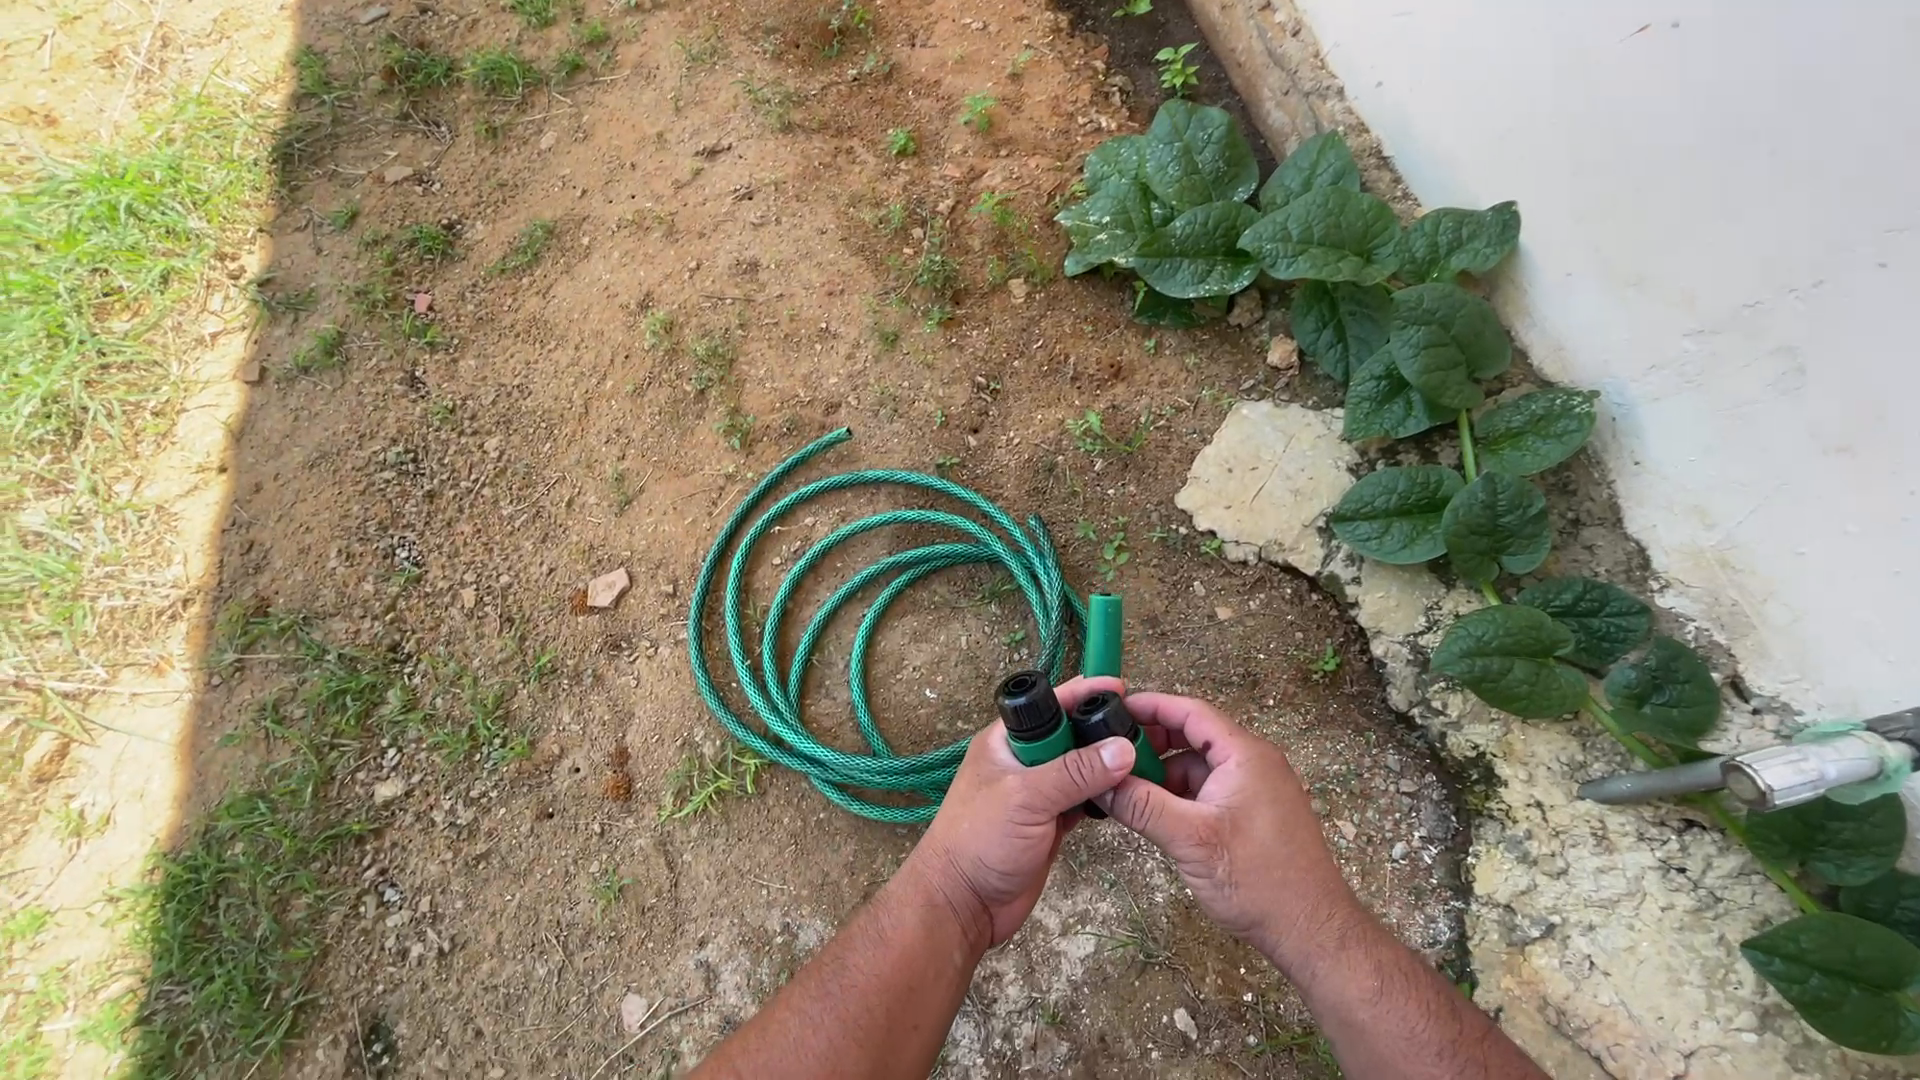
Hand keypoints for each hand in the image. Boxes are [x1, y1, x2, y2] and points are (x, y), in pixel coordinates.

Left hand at [909, 676, 1137, 949]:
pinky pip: (1083, 799)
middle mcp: (1022, 761)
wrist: (964, 903)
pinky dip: (1104, 795)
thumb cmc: (980, 840)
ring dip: (1107, 765)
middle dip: (1102, 730)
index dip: (1083, 695)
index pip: (1049, 706)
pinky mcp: (1050, 821)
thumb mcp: (1027, 797)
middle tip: (1145, 726)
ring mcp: (1037, 792)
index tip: (1122, 689)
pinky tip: (1129, 792)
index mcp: (1005, 741)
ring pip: (1080, 769)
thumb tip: (1123, 748)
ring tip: (1147, 756)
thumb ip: (1074, 772)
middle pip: (1070, 736)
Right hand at [1099, 693, 1363, 971]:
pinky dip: (1178, 794)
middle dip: (1152, 742)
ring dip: (1163, 773)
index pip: (1191, 711)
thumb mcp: (1189, 838)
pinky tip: (1153, 812)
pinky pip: (1207, 789)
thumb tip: (1098, 784)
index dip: (1150, 705)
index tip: (1113, 709)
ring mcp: (1254, 789)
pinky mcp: (1251, 813)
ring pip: (1197, 765)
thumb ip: (1141, 805)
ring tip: (1125, 788)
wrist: (1310, 933)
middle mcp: (1252, 762)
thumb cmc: (1257, 879)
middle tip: (1111, 754)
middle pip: (1193, 735)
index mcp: (1244, 754)